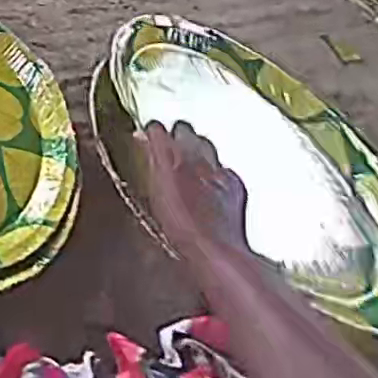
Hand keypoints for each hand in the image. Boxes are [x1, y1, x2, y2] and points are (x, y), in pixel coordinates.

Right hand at [140, 121, 250, 259]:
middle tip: (172, 152)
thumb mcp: (151, 192)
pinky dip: (217, 175)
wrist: (212, 250)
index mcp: (166, 153)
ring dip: (198, 152)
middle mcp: (193, 153)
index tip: (150, 140)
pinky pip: (223, 168)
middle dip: (178, 137)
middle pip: (184, 130)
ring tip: (191, 168)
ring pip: (205, 144)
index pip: (156, 128)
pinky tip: (211, 188)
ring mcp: (215, 166)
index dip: (153, 135)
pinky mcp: (234, 182)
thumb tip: (143, 143)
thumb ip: (149, 162)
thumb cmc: (177, 225)